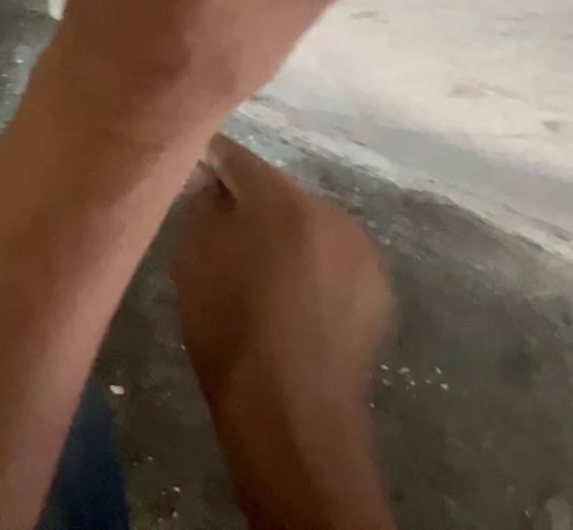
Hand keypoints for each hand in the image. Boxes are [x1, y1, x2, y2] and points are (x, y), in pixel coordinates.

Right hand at [173, 135, 393, 404]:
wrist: (290, 413)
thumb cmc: (230, 329)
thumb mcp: (192, 258)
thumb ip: (202, 205)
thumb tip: (211, 180)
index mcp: (283, 199)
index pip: (239, 159)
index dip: (212, 159)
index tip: (193, 166)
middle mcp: (331, 212)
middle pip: (280, 190)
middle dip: (252, 201)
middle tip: (224, 226)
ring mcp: (363, 251)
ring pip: (311, 224)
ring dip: (286, 233)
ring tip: (261, 266)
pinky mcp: (379, 289)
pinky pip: (334, 258)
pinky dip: (313, 264)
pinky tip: (295, 297)